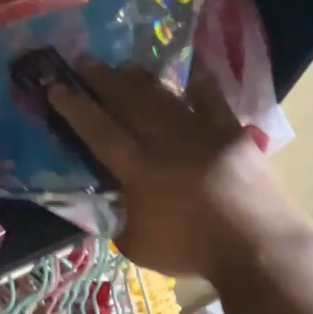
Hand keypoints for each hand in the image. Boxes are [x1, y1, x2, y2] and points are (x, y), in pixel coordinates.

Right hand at [48, 59, 312, 279]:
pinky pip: (212, 98)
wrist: (255, 244)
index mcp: (138, 170)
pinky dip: (200, 82)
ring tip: (123, 66)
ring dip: (140, 79)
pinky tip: (192, 68)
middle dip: (103, 80)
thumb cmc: (190, 251)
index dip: (76, 108)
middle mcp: (166, 141)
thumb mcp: (136, 246)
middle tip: (85, 62)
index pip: (99, 131)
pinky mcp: (230, 132)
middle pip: (129, 102)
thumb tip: (112, 204)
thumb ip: (119, 220)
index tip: (57, 86)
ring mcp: (201, 131)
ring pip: (164, 96)